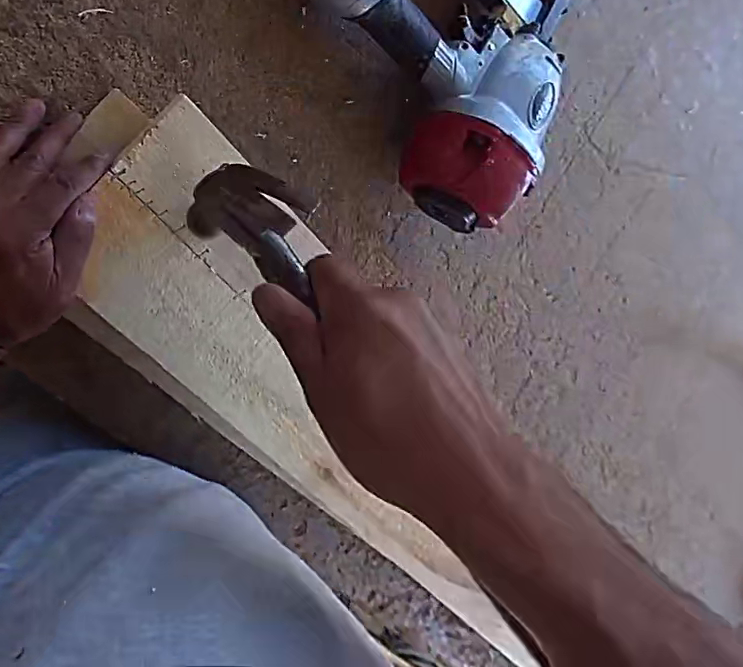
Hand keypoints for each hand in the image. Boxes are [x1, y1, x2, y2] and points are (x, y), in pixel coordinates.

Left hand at [0, 98, 114, 356]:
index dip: (86, 166)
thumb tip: (86, 195)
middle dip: (57, 136)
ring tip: (36, 105)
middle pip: (31, 160)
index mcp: (23, 230)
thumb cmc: (19, 309)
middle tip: (75, 117)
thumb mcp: (62, 286)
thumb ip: (76, 238)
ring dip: (17, 126)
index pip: (62, 184)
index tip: (103, 152)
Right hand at [252, 256, 510, 527]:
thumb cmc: (392, 440)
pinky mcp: (448, 347)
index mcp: (360, 305)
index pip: (320, 265)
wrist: (475, 475)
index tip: (297, 323)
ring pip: (377, 320)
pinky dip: (394, 361)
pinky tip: (396, 405)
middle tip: (329, 375)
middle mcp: (396, 302)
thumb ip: (292, 331)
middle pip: (349, 294)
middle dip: (333, 326)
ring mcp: (428, 323)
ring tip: (366, 400)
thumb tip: (267, 293)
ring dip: (364, 347)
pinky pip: (405, 339)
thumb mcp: (320, 387)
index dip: (302, 291)